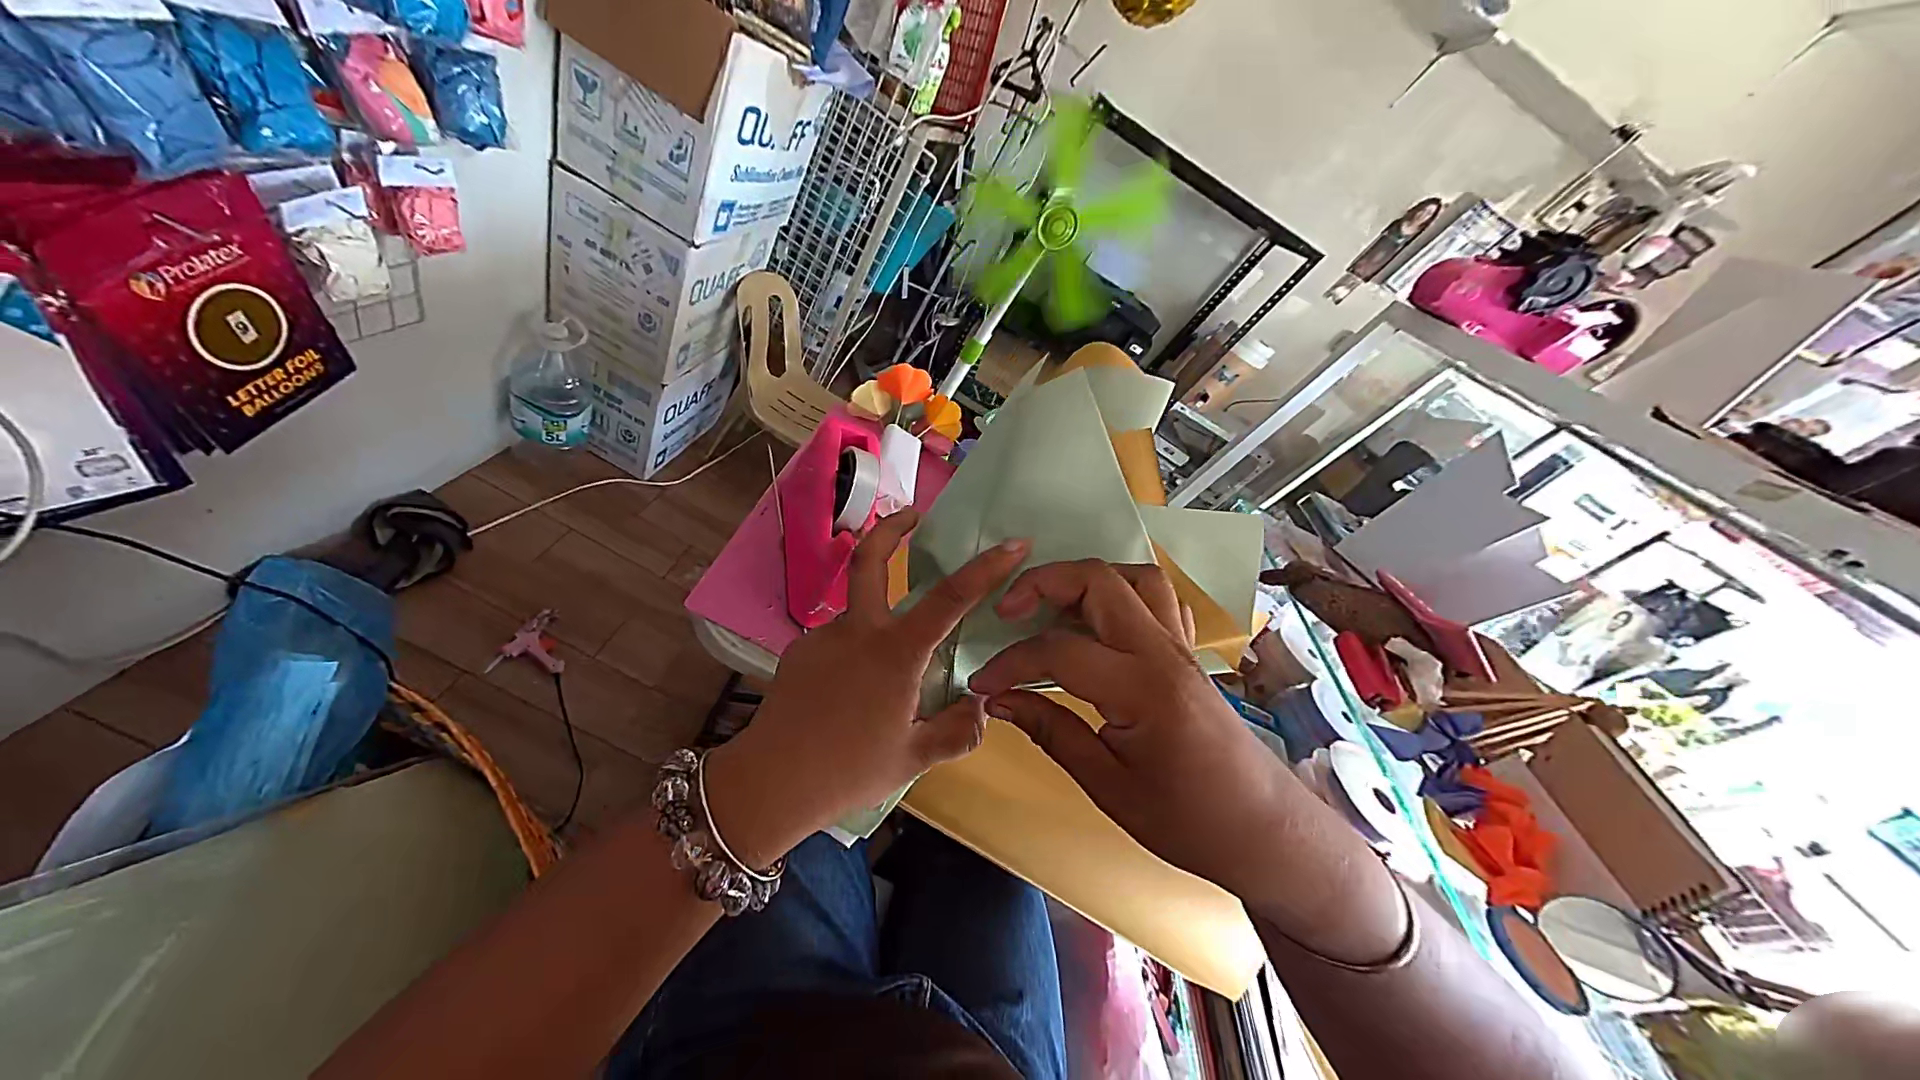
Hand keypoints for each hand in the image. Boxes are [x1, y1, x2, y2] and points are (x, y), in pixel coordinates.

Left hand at [705, 510, 1029, 865]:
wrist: (769, 784)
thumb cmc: (849, 771)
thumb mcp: (915, 758)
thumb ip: (958, 731)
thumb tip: (980, 705)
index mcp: (895, 653)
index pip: (950, 598)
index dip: (985, 568)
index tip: (1011, 544)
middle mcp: (858, 631)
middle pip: (871, 559)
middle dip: (893, 528)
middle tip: (913, 514)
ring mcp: (823, 637)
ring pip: (860, 613)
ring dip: (879, 623)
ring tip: (882, 681)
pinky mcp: (800, 651)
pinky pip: (839, 641)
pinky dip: (856, 652)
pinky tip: (851, 693)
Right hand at [966, 560, 1309, 905]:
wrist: (1265, 830)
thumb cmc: (1188, 820)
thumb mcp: (1108, 785)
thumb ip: (1051, 731)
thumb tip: (997, 700)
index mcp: (1141, 687)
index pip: (1058, 650)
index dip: (1009, 663)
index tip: (980, 683)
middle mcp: (1163, 651)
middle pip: (1098, 580)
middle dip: (1043, 583)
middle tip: (1006, 610)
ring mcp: (1181, 646)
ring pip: (1135, 576)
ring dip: (1086, 579)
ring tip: (1051, 606)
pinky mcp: (1189, 653)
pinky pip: (1160, 599)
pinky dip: (1123, 593)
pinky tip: (1100, 621)